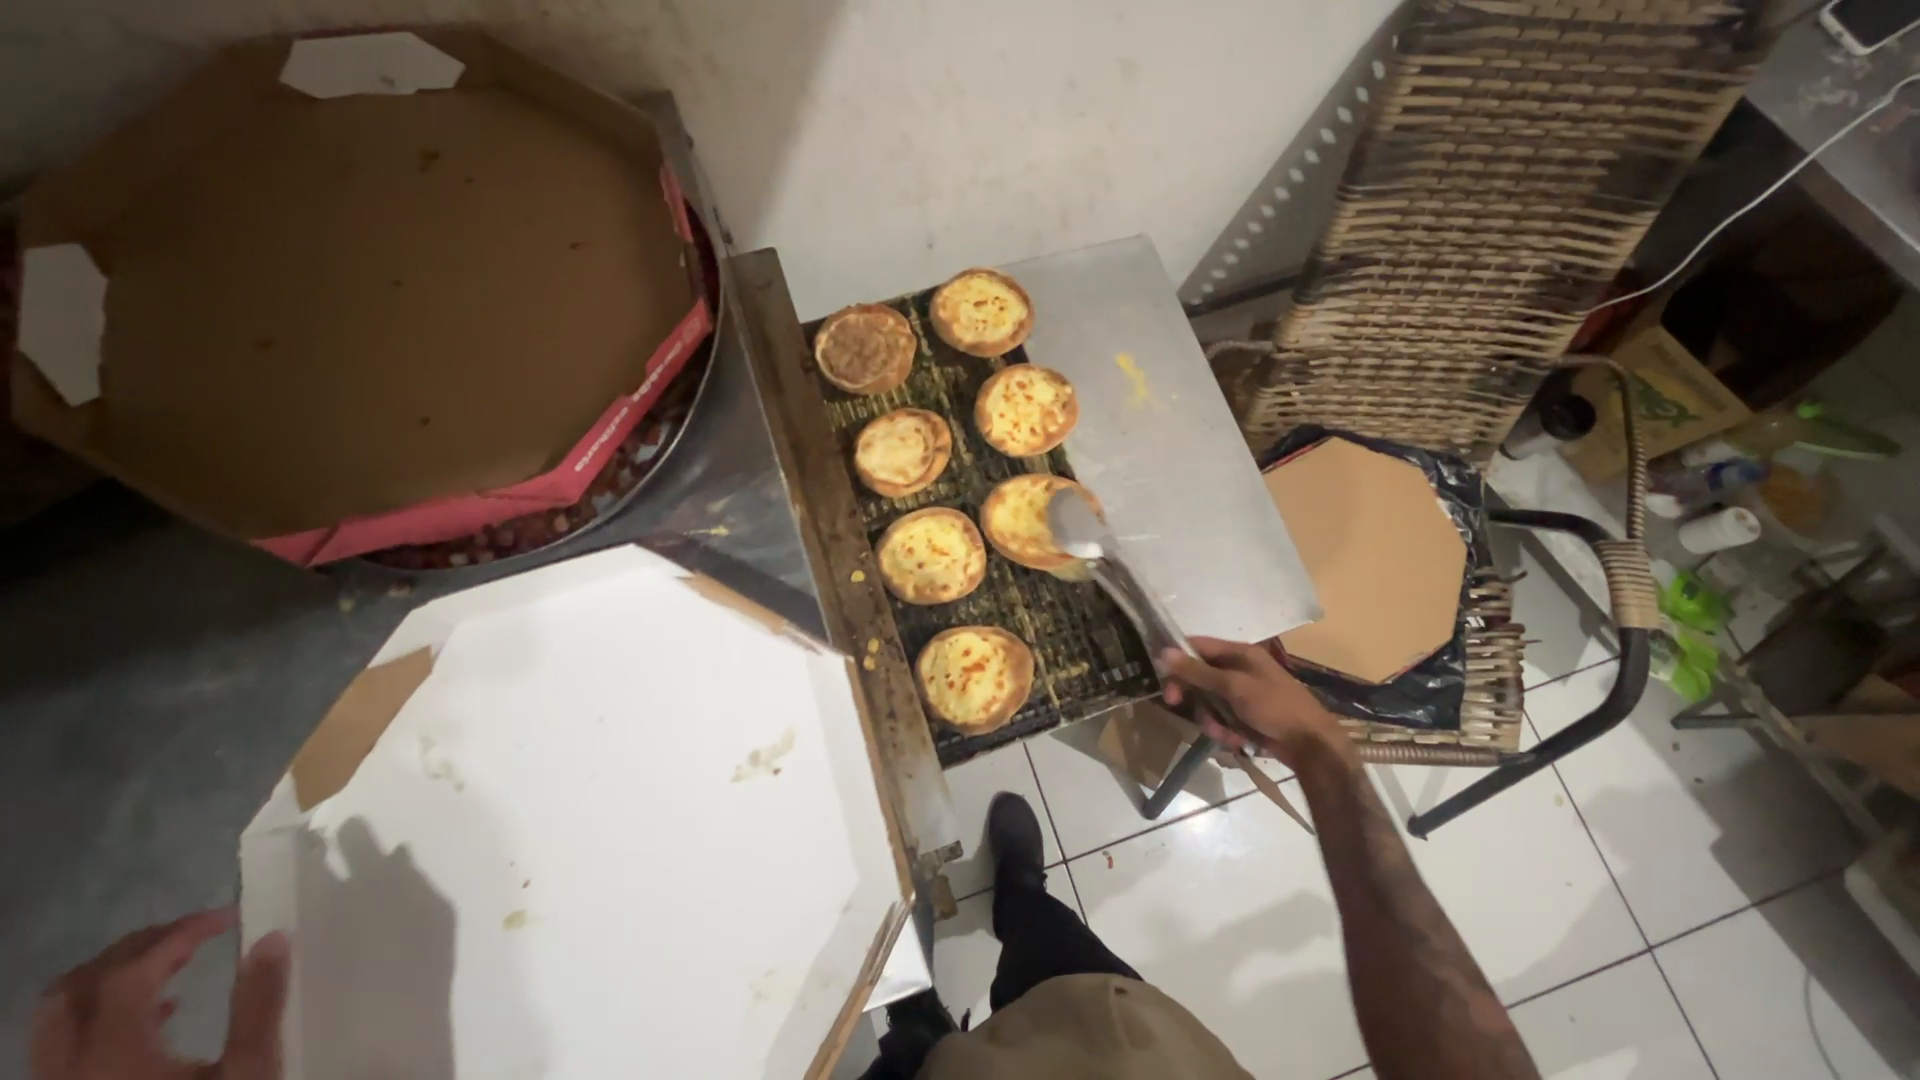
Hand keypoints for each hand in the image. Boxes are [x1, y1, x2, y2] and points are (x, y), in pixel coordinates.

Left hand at [30, 909, 290, 1079]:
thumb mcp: (250, 1071)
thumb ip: (259, 1005)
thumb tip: (272, 938)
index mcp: (114, 1056)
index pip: (132, 972)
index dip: (178, 935)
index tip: (228, 918)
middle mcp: (69, 1070)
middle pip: (76, 988)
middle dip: (136, 948)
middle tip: (193, 933)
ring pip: (58, 1016)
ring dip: (113, 977)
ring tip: (174, 965)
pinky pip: (64, 1045)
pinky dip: (105, 1011)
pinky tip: (159, 1013)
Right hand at [1161, 637, 1354, 768]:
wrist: (1310, 744)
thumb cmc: (1274, 707)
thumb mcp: (1233, 687)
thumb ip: (1197, 671)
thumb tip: (1163, 652)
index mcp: (1240, 653)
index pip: (1197, 646)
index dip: (1177, 658)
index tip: (1163, 677)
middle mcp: (1240, 669)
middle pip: (1199, 675)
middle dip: (1192, 694)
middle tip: (1176, 704)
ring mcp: (1243, 693)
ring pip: (1208, 701)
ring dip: (1210, 718)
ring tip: (1223, 733)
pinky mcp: (1246, 715)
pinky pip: (1222, 718)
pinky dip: (1224, 730)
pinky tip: (1236, 740)